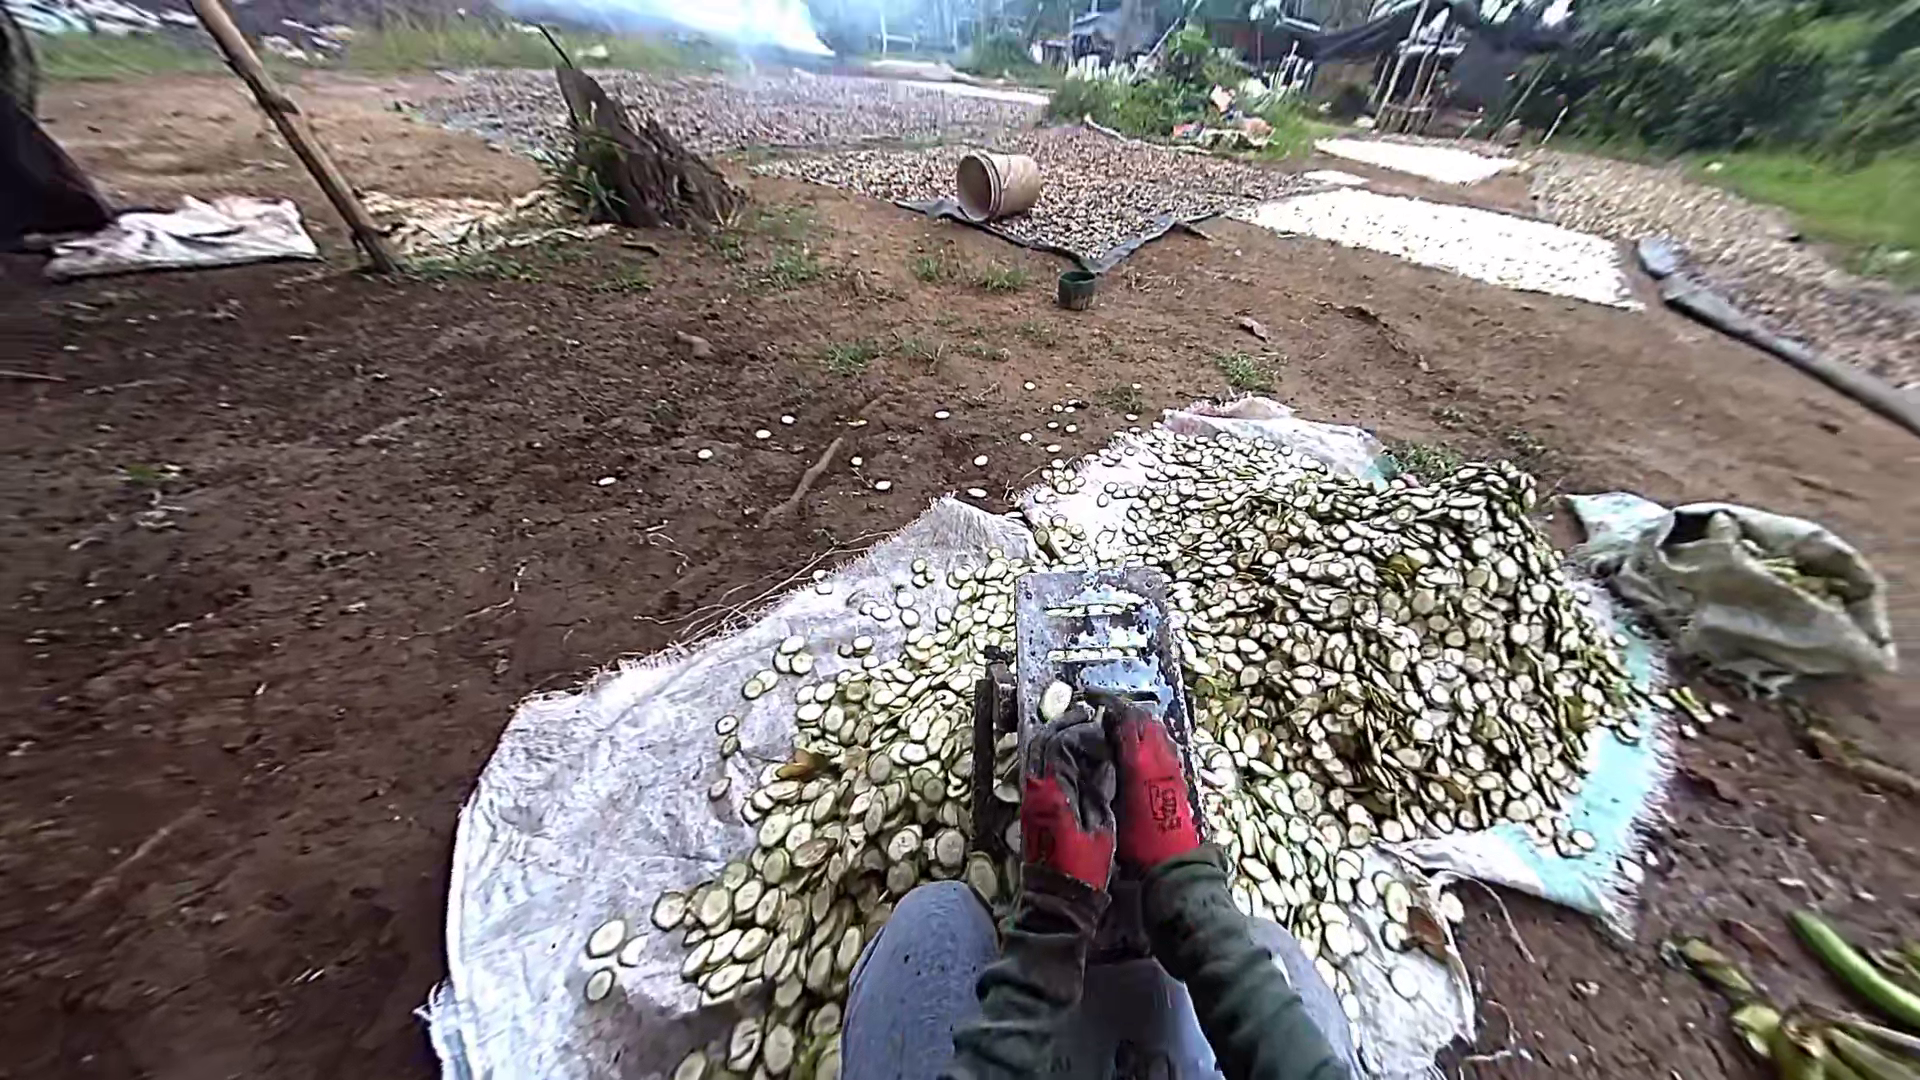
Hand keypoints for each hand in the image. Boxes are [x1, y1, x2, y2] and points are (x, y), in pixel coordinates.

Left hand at [1020, 700, 1116, 889]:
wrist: (1054, 899)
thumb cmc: (1083, 868)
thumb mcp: (1101, 826)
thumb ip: (1099, 789)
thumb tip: (1102, 763)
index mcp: (1052, 789)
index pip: (1061, 743)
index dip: (1081, 731)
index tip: (1100, 729)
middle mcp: (1035, 786)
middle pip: (1043, 740)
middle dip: (1065, 724)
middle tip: (1086, 716)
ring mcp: (1029, 793)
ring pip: (1036, 750)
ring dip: (1055, 735)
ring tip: (1078, 727)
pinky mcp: (1029, 802)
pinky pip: (1036, 765)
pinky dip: (1051, 752)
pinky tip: (1068, 752)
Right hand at [1101, 695, 1199, 868]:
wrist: (1172, 863)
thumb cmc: (1139, 835)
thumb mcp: (1116, 798)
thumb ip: (1112, 764)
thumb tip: (1104, 737)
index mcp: (1140, 760)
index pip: (1127, 720)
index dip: (1110, 707)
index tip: (1094, 701)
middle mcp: (1159, 756)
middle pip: (1144, 720)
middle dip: (1124, 711)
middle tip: (1104, 711)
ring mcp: (1172, 765)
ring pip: (1155, 731)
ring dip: (1137, 723)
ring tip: (1116, 726)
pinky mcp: (1177, 776)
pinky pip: (1162, 744)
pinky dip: (1147, 738)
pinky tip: (1134, 747)